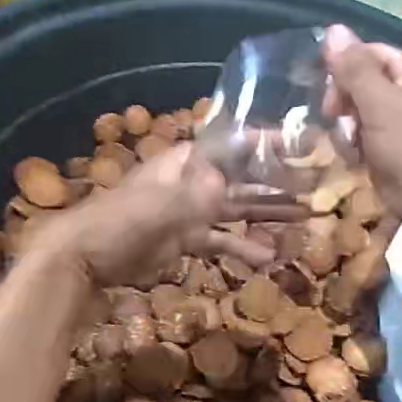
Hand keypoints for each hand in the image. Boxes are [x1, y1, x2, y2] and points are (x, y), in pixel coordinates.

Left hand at [31, 144, 297, 287]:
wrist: (86, 257)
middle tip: (314, 185)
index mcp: (188, 161)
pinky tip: (269, 258)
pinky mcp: (187, 239)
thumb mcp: (162, 206)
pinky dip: (243, 248)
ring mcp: (191, 210)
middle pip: (243, 177)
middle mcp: (194, 180)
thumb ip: (201, 194)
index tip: (300, 144)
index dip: (266, 144)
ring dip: (267, 214)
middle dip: (276, 182)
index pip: (234, 145)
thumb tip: (233, 185)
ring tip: (305, 217)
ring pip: (237, 209)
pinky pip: (222, 240)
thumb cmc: (121, 221)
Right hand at [321, 24, 401, 216]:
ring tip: (353, 146)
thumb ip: (353, 67)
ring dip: (350, 127)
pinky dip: (359, 142)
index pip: (368, 53)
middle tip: (340, 125)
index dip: (343, 73)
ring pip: (361, 108)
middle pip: (363, 80)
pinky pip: (369, 130)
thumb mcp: (378, 102)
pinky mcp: (400, 141)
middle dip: (346, 103)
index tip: (330, 102)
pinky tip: (359, 156)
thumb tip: (332, 29)